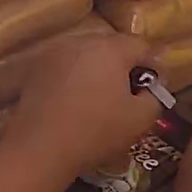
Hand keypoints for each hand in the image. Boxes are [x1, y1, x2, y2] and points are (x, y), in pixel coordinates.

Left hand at [7, 32, 159, 177]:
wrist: (40, 149)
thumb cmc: (97, 131)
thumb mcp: (141, 119)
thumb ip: (155, 97)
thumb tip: (150, 88)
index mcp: (110, 49)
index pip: (142, 46)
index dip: (154, 67)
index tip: (155, 90)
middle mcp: (81, 42)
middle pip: (113, 47)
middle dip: (126, 67)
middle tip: (131, 96)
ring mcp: (54, 54)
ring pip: (87, 56)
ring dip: (100, 73)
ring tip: (103, 101)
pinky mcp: (36, 70)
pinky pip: (67, 68)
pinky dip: (77, 80)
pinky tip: (78, 105)